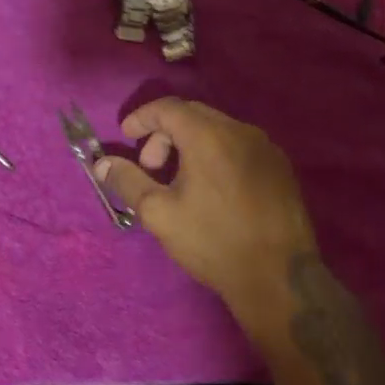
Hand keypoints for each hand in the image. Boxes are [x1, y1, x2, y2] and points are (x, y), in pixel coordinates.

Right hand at [96, 97, 317, 323]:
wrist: (278, 277)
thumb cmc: (212, 241)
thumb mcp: (158, 213)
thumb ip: (128, 181)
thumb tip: (103, 163)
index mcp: (209, 137)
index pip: (168, 107)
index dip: (141, 118)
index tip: (126, 137)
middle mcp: (241, 132)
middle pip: (194, 114)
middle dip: (164, 133)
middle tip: (150, 167)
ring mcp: (267, 149)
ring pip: (219, 129)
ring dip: (191, 144)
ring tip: (180, 181)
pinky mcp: (281, 168)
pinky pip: (240, 146)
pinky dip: (216, 154)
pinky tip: (212, 189)